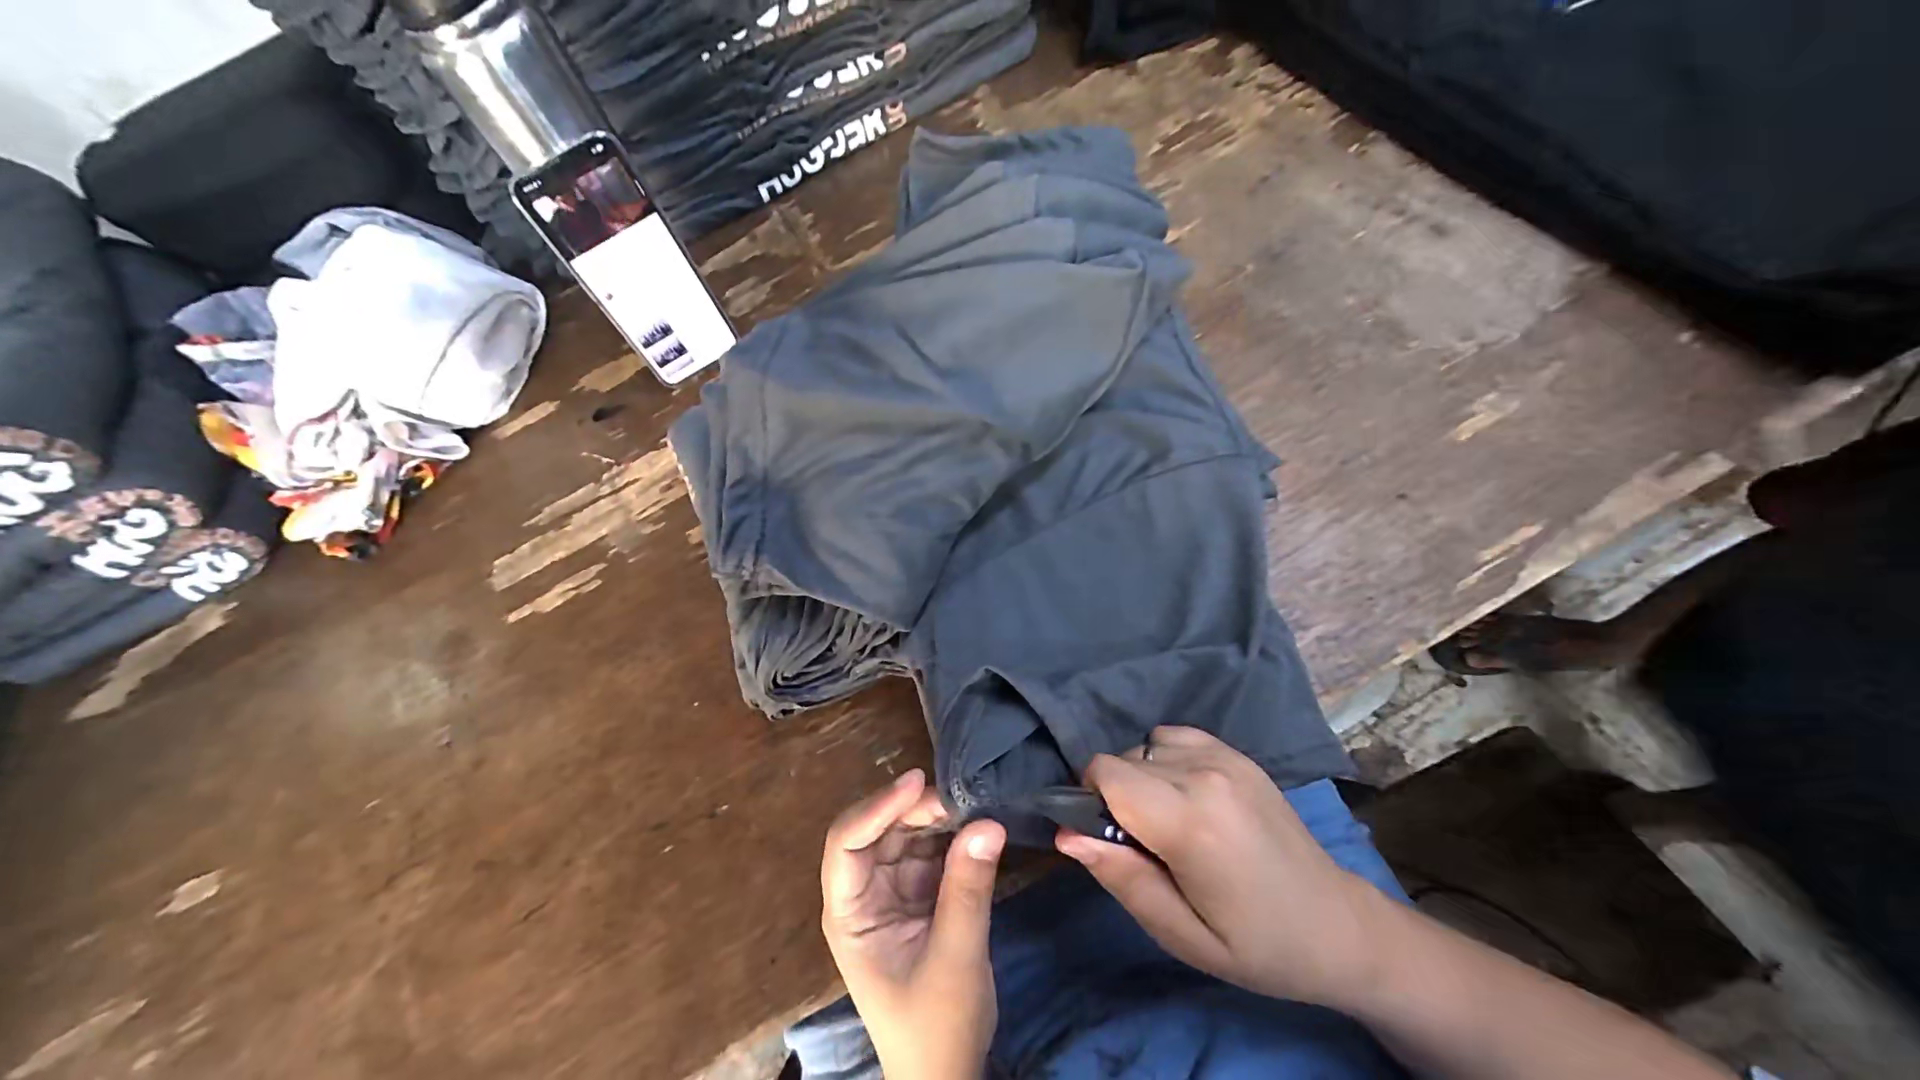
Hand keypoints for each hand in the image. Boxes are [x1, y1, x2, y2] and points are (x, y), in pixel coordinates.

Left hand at [820, 769, 1006, 1079]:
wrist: (947, 1074)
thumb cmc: (936, 1028)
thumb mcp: (955, 960)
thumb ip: (968, 890)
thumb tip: (989, 823)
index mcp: (849, 913)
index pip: (847, 843)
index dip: (877, 807)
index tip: (918, 782)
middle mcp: (864, 893)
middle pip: (879, 831)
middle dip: (915, 809)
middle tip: (963, 796)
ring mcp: (892, 892)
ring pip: (906, 835)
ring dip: (937, 818)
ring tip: (975, 804)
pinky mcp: (919, 895)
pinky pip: (931, 852)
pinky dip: (953, 836)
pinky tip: (977, 824)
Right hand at [1054, 726, 1391, 1007]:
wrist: (1338, 927)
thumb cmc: (1256, 945)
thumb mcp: (1181, 935)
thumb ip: (1121, 877)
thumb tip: (1066, 833)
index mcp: (1191, 821)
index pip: (1105, 772)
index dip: (1090, 801)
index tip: (1110, 841)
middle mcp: (1206, 774)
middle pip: (1122, 760)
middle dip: (1116, 797)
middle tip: (1147, 847)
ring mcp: (1225, 757)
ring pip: (1144, 747)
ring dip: (1140, 779)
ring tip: (1170, 823)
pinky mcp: (1238, 753)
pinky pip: (1172, 737)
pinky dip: (1165, 761)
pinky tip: (1188, 798)